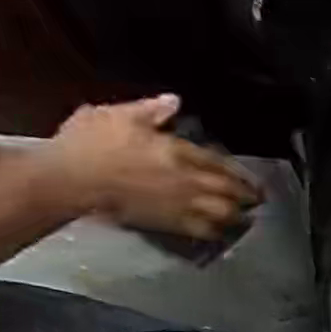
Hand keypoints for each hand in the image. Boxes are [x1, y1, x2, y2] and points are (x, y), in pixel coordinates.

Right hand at [39, 94, 261, 239]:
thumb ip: (151, 110)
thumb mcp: (117, 116)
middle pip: (230, 190)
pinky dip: (217, 231)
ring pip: (225, 212)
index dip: (239, 173)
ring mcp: (183, 203)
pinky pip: (206, 231)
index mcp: (178, 151)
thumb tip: (176, 100)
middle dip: (248, 195)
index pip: (219, 163)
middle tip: (258, 199)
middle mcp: (189, 179)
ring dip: (238, 213)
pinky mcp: (173, 222)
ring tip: (245, 215)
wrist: (72, 178)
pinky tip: (221, 230)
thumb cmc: (90, 142)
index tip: (251, 179)